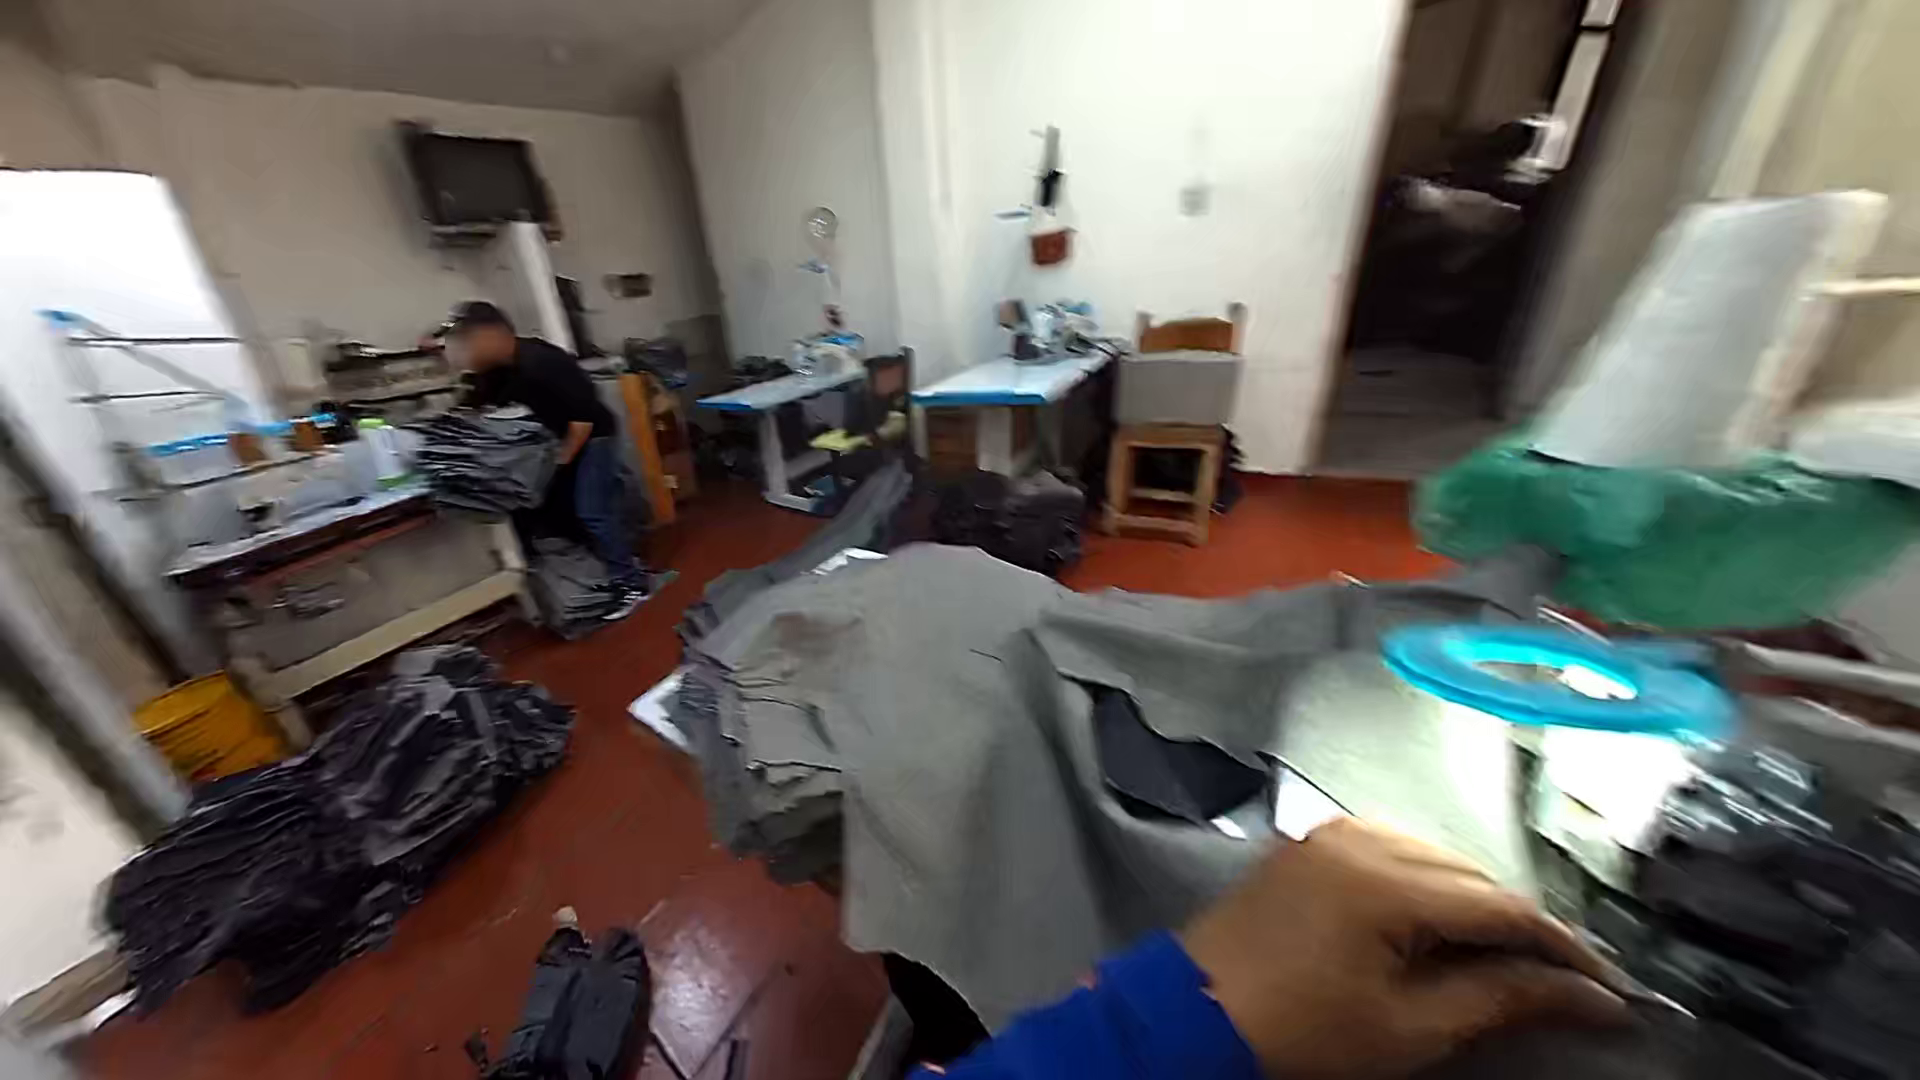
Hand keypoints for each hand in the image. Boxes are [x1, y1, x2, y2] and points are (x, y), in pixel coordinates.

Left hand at [1181, 818, 1625, 1079]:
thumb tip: (1588, 996)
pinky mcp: (1303, 843)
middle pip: (1460, 869)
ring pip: (1421, 850)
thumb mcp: (1412, 1024)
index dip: (1562, 946)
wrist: (1206, 1000)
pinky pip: (1377, 843)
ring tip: (1498, 949)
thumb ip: (1500, 997)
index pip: (1496, 902)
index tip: (1608, 989)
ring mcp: (1321, 835)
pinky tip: (1428, 910)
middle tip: (1556, 976)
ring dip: (1465, 891)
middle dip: (1514, 918)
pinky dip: (1415, 872)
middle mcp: (1352, 840)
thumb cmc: (1307, 1025)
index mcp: (1381, 881)